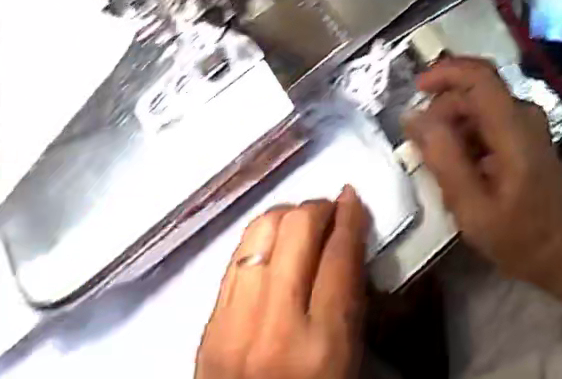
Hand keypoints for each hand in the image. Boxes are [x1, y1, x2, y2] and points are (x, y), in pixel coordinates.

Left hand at [196, 187, 370, 378]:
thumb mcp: (349, 363)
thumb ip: (352, 302)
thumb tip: (352, 243)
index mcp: (322, 345)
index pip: (340, 253)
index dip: (351, 216)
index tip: (354, 200)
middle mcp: (275, 325)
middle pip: (300, 228)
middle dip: (321, 208)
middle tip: (333, 211)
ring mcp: (234, 325)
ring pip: (262, 230)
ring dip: (288, 217)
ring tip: (302, 224)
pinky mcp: (207, 329)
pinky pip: (236, 257)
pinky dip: (259, 240)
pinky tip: (272, 246)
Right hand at [404, 56, 561, 292]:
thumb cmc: (528, 238)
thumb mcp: (475, 210)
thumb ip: (445, 159)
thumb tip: (413, 117)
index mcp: (512, 126)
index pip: (478, 75)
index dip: (444, 72)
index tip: (416, 89)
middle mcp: (522, 114)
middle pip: (474, 90)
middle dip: (442, 108)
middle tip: (421, 148)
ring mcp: (527, 125)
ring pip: (479, 106)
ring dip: (453, 125)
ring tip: (438, 166)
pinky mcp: (526, 138)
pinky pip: (488, 122)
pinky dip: (467, 136)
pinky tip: (460, 171)